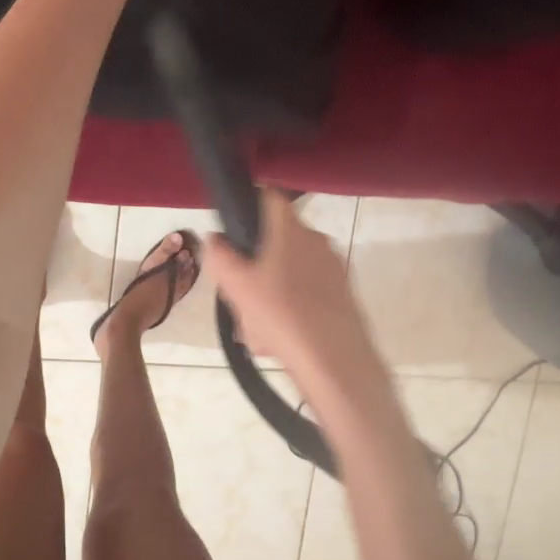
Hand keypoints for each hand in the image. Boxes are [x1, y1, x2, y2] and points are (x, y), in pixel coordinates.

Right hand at [205, 190, 389, 395]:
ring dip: (268, 295)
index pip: (269, 196)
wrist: (335, 362)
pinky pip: (306, 294)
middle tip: (239, 297)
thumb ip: (219, 257)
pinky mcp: (344, 296)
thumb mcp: (237, 287)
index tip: (234, 229)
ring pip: (288, 273)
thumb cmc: (282, 316)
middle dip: (253, 267)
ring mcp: (334, 268)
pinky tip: (277, 341)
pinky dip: (289, 310)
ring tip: (256, 330)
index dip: (249, 205)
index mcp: (292, 229)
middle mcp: (317, 241)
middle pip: (276, 242)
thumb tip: (215, 238)